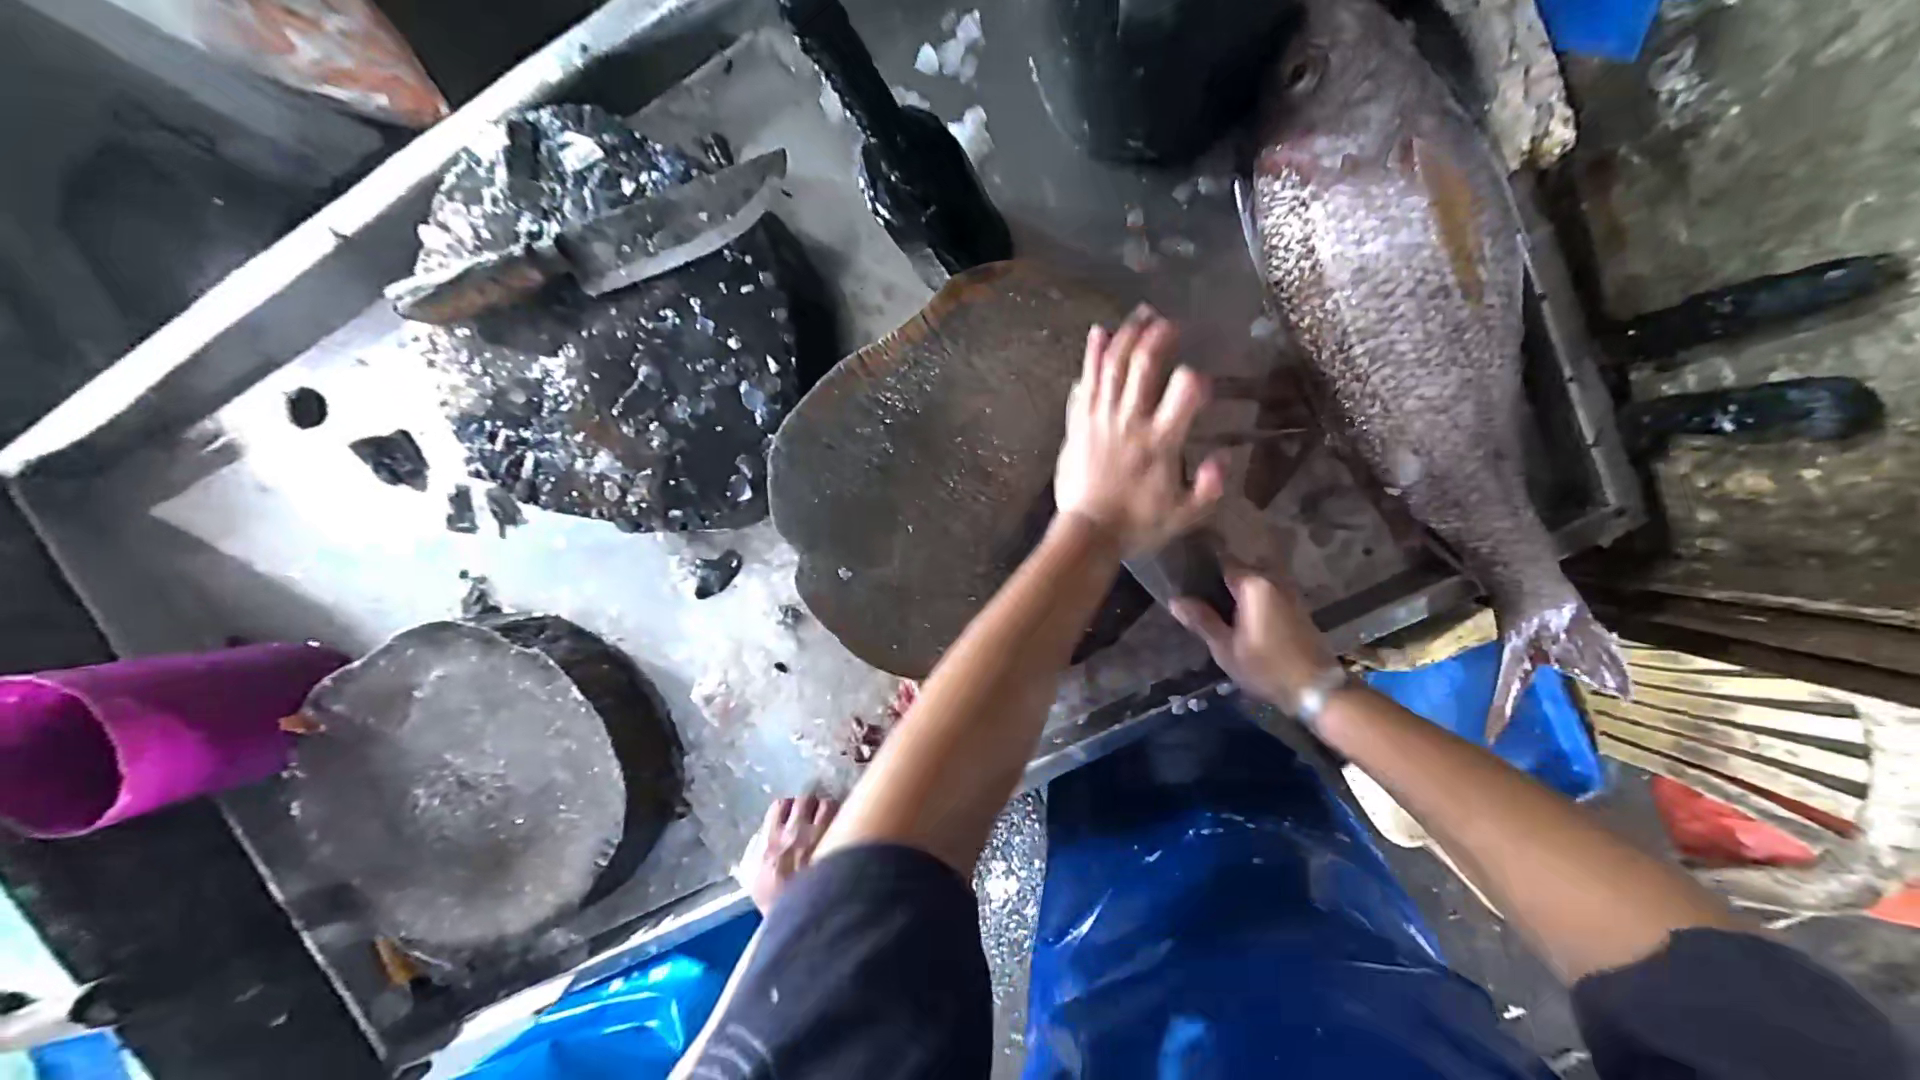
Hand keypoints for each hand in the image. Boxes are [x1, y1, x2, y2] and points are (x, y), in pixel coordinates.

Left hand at [1054, 306, 1226, 557]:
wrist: (1087, 533)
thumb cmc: (1138, 524)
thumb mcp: (1186, 515)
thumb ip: (1210, 487)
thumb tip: (1226, 458)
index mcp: (1161, 442)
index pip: (1185, 392)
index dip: (1196, 379)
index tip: (1200, 379)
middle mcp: (1129, 422)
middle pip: (1143, 366)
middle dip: (1158, 337)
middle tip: (1168, 322)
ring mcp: (1100, 420)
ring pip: (1112, 367)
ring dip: (1126, 336)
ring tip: (1139, 314)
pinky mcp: (1078, 424)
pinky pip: (1085, 384)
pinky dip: (1091, 357)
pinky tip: (1098, 334)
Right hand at [1169, 565, 1336, 707]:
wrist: (1316, 689)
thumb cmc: (1266, 667)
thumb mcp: (1225, 647)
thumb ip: (1201, 620)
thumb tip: (1176, 600)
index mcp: (1254, 585)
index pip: (1224, 562)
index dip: (1204, 568)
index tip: (1187, 578)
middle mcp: (1274, 581)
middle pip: (1242, 570)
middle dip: (1222, 580)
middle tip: (1201, 598)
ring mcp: (1290, 593)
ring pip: (1257, 582)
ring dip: (1240, 591)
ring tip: (1220, 608)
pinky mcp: (1299, 607)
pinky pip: (1269, 593)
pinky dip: (1255, 599)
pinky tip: (1243, 617)